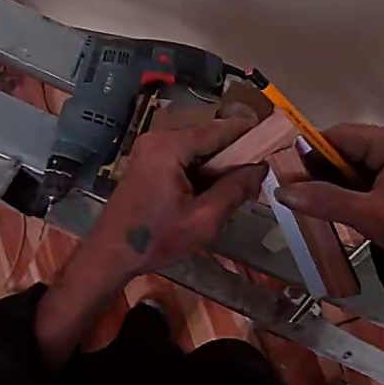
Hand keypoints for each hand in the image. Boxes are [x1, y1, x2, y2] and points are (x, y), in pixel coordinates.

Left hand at [36, 114, 265, 363]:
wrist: (110, 254)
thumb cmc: (155, 239)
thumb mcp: (203, 220)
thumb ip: (234, 191)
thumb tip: (260, 169)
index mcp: (169, 146)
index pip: (219, 129)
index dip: (248, 132)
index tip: (273, 136)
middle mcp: (158, 137)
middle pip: (208, 135)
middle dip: (233, 152)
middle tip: (258, 171)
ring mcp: (149, 147)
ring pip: (196, 146)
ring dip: (217, 162)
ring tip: (240, 182)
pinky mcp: (147, 159)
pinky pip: (183, 155)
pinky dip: (200, 167)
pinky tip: (214, 187)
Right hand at [273, 124, 383, 268]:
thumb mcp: (370, 216)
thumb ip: (326, 200)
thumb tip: (284, 191)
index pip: (339, 135)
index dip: (310, 151)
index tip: (287, 172)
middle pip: (343, 148)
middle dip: (319, 170)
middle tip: (295, 191)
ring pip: (349, 165)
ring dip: (330, 182)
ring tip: (309, 201)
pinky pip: (361, 177)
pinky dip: (344, 190)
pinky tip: (331, 205)